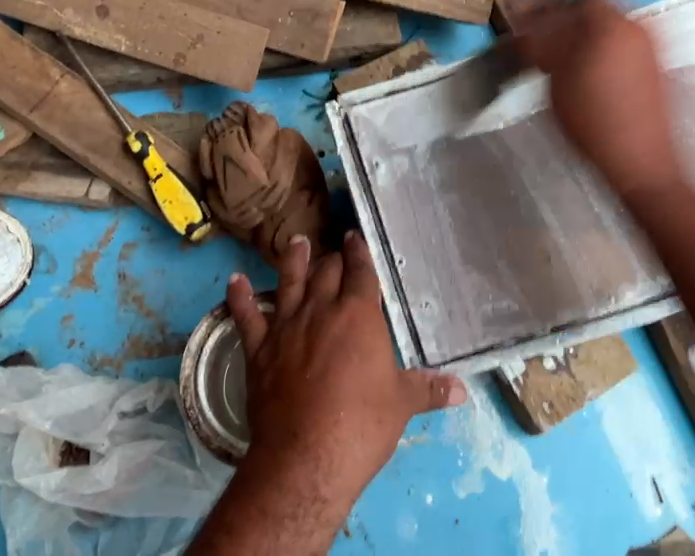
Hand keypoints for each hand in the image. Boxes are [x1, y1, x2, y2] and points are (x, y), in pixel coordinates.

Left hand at [224, 234, 466, 509]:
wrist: (306, 457)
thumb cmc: (362, 426)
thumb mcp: (401, 405)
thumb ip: (427, 390)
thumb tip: (461, 389)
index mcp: (358, 315)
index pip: (360, 272)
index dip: (359, 252)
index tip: (356, 238)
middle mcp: (321, 310)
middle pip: (326, 272)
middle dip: (332, 258)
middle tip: (334, 250)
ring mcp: (286, 327)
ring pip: (288, 282)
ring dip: (292, 260)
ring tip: (295, 243)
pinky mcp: (259, 349)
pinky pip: (246, 316)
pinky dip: (239, 297)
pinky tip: (234, 281)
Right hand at [511, 0, 685, 196]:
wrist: (644, 164)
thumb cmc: (592, 121)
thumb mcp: (554, 79)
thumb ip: (540, 38)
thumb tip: (527, 11)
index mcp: (609, 21)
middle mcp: (637, 25)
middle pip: (598, 1)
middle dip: (569, 11)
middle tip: (544, 33)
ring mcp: (654, 46)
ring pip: (612, 23)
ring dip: (586, 31)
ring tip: (563, 60)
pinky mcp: (661, 67)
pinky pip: (626, 43)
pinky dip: (604, 48)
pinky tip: (589, 78)